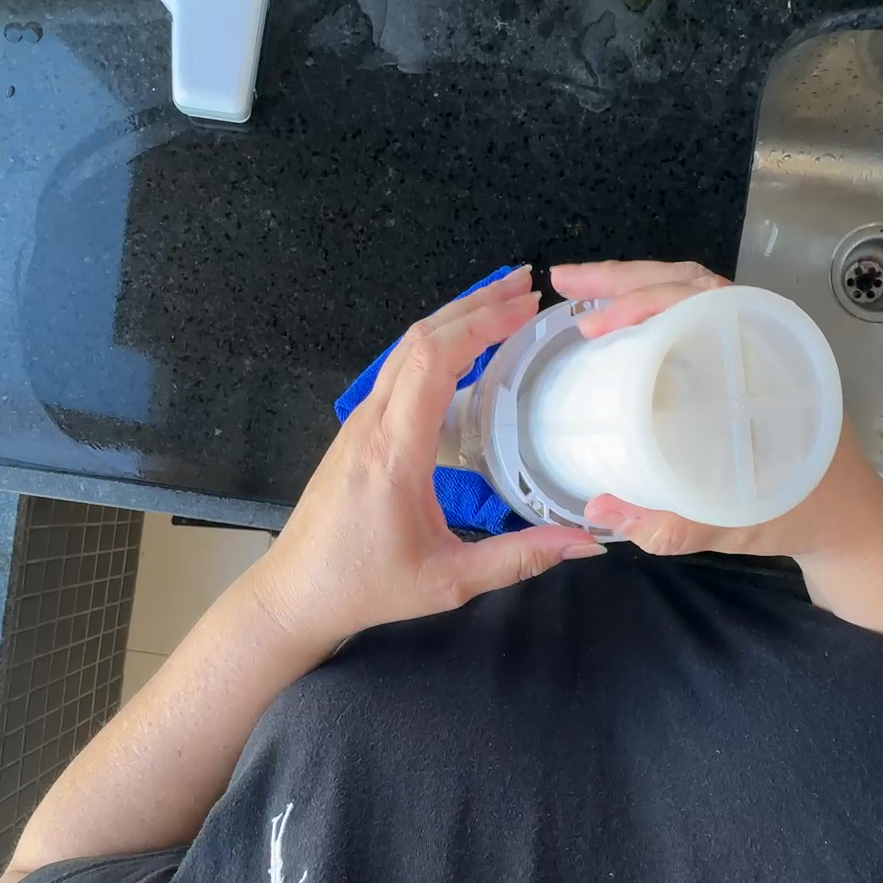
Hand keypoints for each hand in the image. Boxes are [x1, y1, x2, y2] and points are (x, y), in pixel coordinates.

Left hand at [243, 267, 605, 655]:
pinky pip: (395, 372)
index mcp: (394, 452)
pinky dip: (433, 347)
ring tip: (501, 305)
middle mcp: (371, 424)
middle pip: (418, 340)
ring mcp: (358, 424)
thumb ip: (520, 558)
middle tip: (525, 288)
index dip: (481, 324)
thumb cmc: (367, 587)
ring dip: (452, 321)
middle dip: (474, 306)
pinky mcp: (356, 433)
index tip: (525, 307)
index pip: (433, 361)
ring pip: (403, 350)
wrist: (296, 593)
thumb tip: (587, 543)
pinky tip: (462, 353)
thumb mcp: (450, 581)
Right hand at [548, 260, 882, 563]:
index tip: (594, 328)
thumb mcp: (738, 524)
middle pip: (687, 284)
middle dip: (619, 278)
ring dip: (630, 286)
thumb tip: (596, 509)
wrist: (847, 521)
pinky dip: (646, 311)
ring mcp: (746, 349)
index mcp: (769, 360)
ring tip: (576, 292)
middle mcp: (760, 340)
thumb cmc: (804, 514)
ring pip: (687, 295)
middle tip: (564, 282)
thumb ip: (674, 526)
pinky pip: (688, 322)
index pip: (706, 303)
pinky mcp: (733, 366)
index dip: (645, 301)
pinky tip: (613, 326)